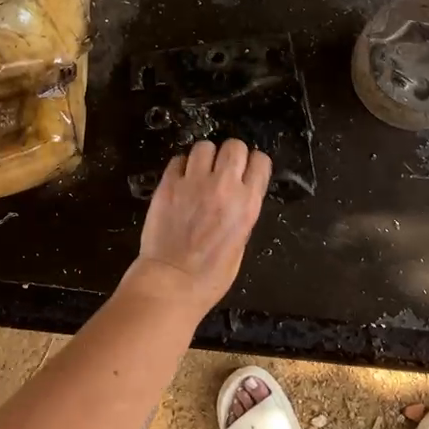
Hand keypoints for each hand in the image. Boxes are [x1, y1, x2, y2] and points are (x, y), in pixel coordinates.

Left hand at [127, 140, 269, 316]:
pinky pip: (179, 159)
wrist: (172, 282)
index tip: (247, 171)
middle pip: (234, 146)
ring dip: (205, 157)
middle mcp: (223, 186)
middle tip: (223, 170)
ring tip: (200, 172)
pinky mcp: (169, 183)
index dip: (254, 164)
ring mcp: (194, 181)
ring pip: (205, 146)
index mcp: (247, 203)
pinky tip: (181, 180)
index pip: (260, 161)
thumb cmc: (211, 275)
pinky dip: (182, 166)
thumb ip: (241, 212)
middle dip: (231, 155)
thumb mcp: (240, 243)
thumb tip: (237, 197)